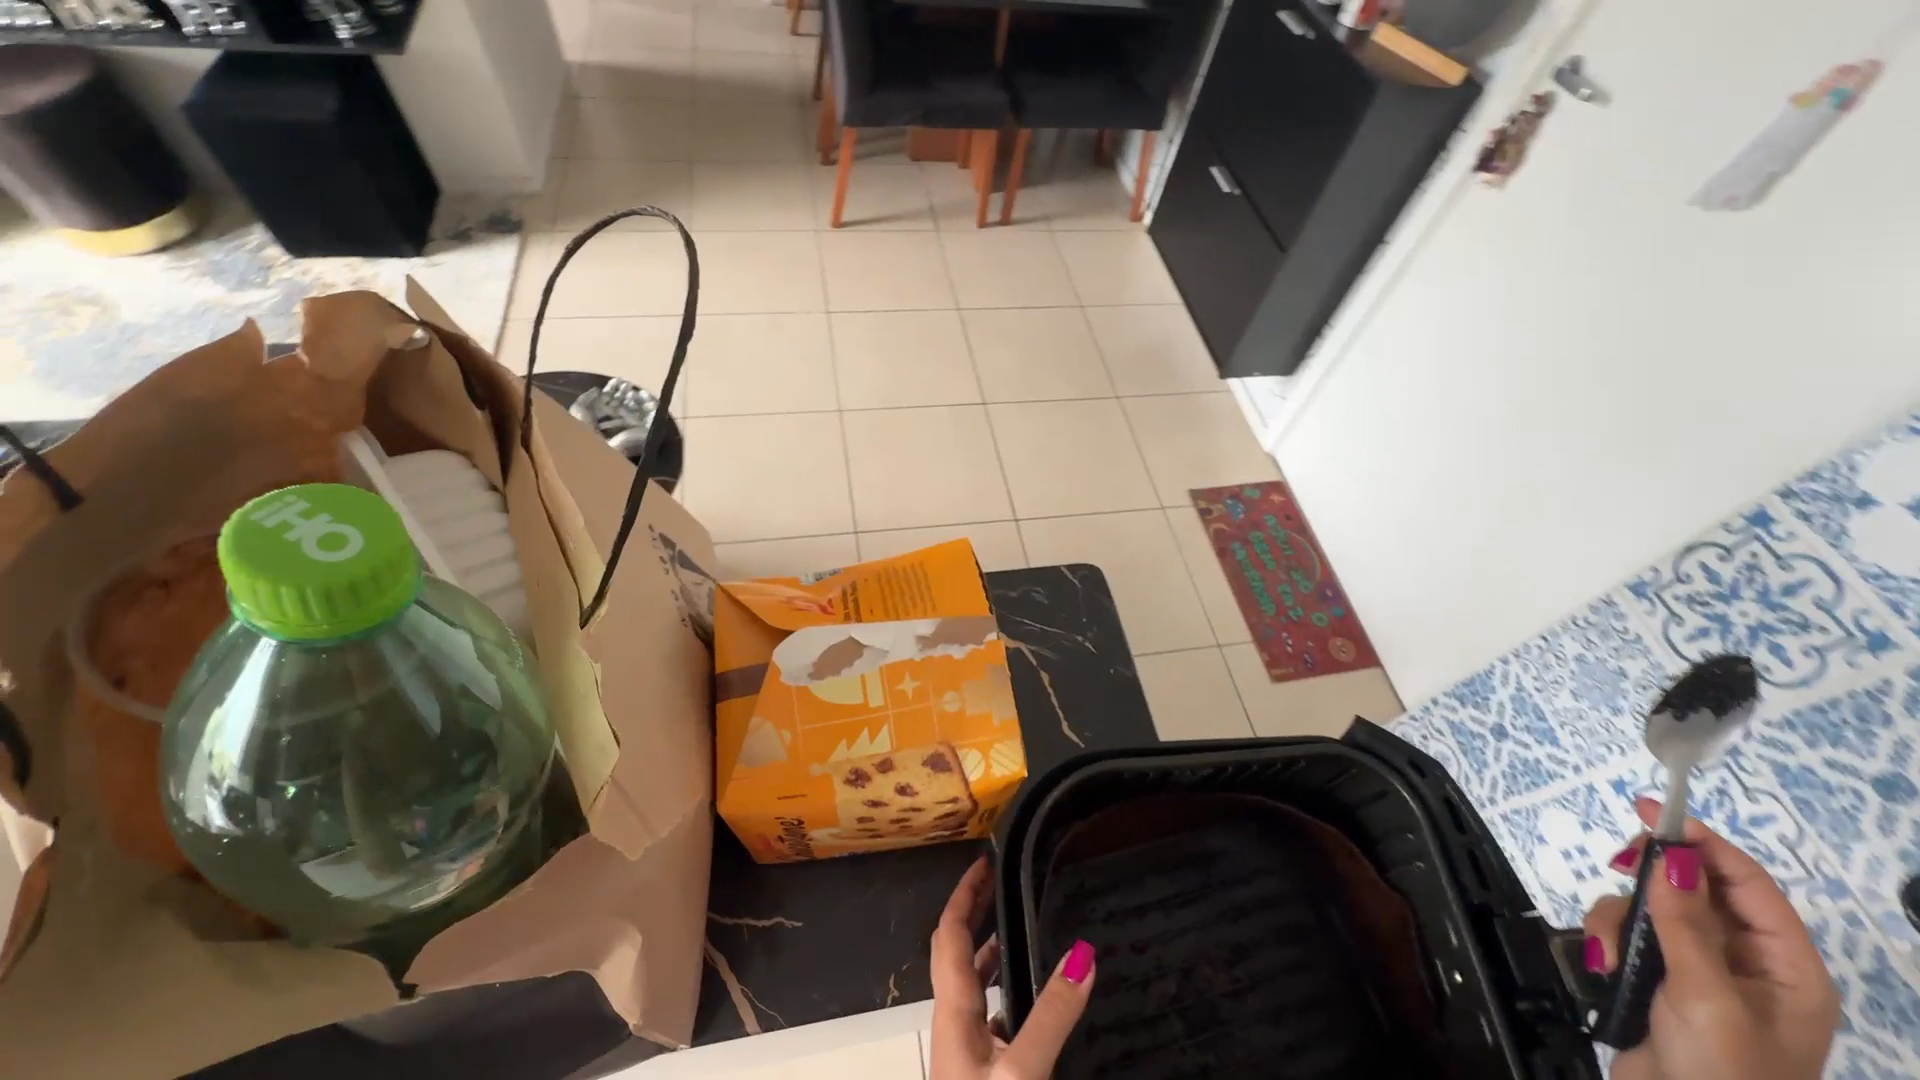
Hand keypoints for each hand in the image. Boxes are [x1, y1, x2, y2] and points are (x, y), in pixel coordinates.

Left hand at [930, 856, 1095, 1079]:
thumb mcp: (1022, 1070)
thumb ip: (1052, 1016)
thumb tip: (1083, 953)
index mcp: (953, 1010)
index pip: (950, 933)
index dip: (964, 893)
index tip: (985, 861)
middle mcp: (952, 1020)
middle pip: (954, 949)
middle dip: (974, 909)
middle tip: (1002, 879)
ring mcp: (962, 1044)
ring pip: (971, 980)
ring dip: (988, 945)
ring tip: (1019, 922)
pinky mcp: (977, 1066)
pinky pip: (987, 1008)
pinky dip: (1002, 983)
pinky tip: (1030, 990)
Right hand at [1584, 797, 1838, 1079]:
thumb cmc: (1720, 1071)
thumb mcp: (1705, 997)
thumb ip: (1685, 925)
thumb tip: (1671, 855)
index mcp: (1784, 967)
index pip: (1747, 884)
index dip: (1703, 843)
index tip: (1652, 811)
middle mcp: (1744, 963)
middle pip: (1693, 890)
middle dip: (1649, 880)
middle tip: (1614, 863)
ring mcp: (1697, 973)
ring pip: (1650, 910)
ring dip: (1619, 919)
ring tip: (1608, 953)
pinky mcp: (1656, 983)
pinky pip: (1628, 936)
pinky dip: (1607, 940)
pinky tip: (1602, 966)